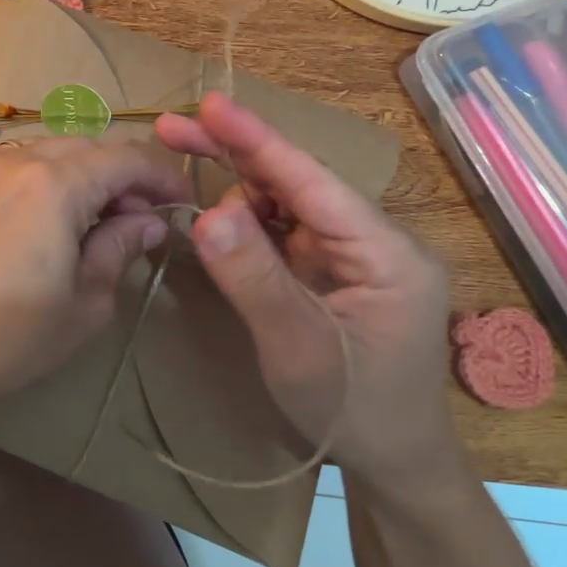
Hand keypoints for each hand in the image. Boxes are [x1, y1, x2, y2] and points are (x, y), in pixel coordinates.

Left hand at [0, 137, 190, 425]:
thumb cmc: (6, 337)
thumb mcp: (85, 303)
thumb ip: (120, 248)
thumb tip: (148, 221)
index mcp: (53, 184)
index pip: (124, 158)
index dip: (161, 177)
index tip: (181, 205)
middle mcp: (13, 160)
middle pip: (85, 148)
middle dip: (121, 175)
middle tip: (142, 220)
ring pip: (46, 152)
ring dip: (79, 175)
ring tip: (95, 222)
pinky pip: (11, 166)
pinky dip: (40, 180)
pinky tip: (46, 220)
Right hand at [154, 93, 458, 490]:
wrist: (395, 462)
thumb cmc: (353, 410)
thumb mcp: (296, 347)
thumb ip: (254, 278)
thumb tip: (208, 213)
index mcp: (385, 253)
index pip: (311, 182)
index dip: (257, 140)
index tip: (209, 104)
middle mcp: (371, 241)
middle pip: (294, 181)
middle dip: (234, 153)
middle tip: (171, 129)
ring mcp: (350, 255)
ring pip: (282, 203)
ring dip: (233, 193)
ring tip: (181, 195)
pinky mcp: (330, 270)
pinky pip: (279, 230)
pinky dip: (241, 222)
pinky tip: (213, 226)